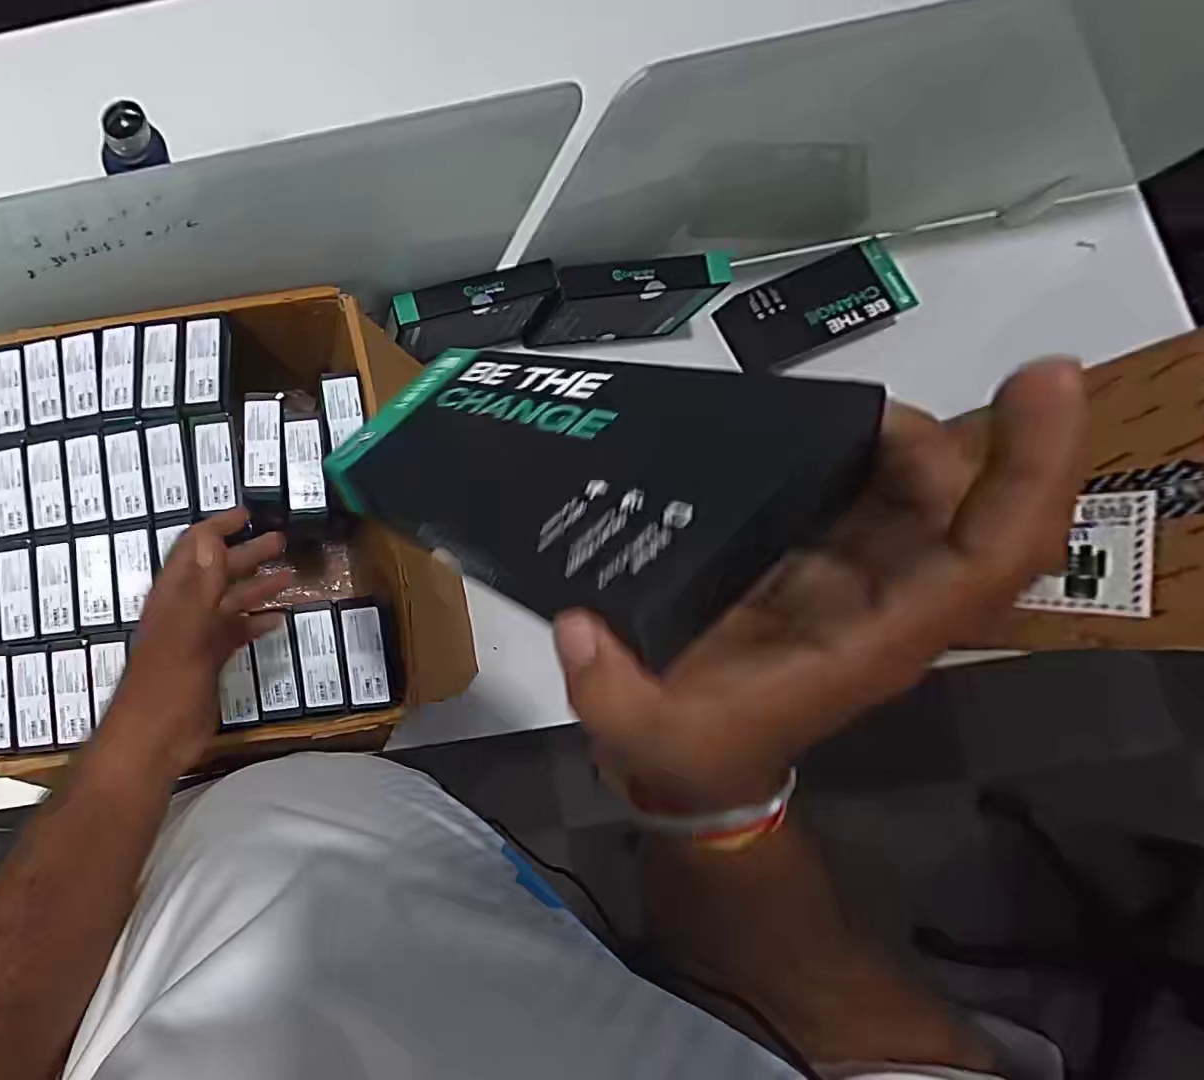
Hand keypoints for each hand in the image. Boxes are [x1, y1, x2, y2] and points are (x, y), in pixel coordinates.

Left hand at [91, 508, 292, 777]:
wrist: (154, 740)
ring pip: (229, 602)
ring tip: (289, 575)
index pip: (194, 548)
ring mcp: (197, 636)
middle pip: (217, 571)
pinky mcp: (209, 661)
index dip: (218, 527)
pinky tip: (277, 620)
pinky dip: (254, 624)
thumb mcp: (184, 632)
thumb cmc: (165, 684)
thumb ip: (199, 586)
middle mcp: (185, 609)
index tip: (248, 514)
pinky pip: (234, 634)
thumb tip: (210, 539)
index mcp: (174, 596)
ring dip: (257, 587)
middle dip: (247, 553)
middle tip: (280, 540)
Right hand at [552, 360, 1088, 809]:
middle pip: (954, 514)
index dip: (1025, 471)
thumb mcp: (635, 729)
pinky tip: (787, 448)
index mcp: (863, 644)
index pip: (983, 555)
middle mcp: (873, 610)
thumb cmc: (681, 753)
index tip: (1040, 385)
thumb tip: (577, 623)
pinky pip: (842, 516)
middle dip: (937, 447)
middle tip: (861, 405)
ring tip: (829, 413)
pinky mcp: (796, 582)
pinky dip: (835, 474)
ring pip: (904, 509)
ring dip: (889, 454)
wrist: (689, 772)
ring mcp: (838, 593)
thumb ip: (605, 683)